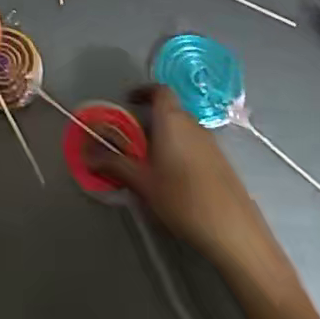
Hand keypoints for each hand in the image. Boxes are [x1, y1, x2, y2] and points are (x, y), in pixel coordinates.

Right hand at [86, 84, 279, 265]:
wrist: (231, 227)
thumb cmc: (181, 198)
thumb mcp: (142, 182)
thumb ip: (114, 164)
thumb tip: (88, 153)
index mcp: (171, 119)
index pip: (159, 90)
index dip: (143, 91)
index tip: (128, 101)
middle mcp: (192, 122)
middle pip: (169, 110)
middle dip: (149, 120)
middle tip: (132, 142)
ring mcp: (210, 141)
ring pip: (182, 128)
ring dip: (165, 137)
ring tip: (149, 164)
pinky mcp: (220, 160)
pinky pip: (194, 144)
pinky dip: (179, 150)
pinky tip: (174, 179)